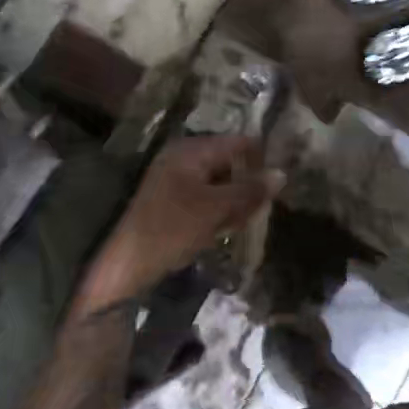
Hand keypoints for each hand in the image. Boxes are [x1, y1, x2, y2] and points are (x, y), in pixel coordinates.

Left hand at [79, 135, 282, 309]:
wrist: (121, 265)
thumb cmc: (170, 228)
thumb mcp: (215, 209)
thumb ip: (249, 191)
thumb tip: (281, 173)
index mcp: (191, 151)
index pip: (237, 143)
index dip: (262, 156)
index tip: (286, 174)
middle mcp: (182, 159)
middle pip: (228, 163)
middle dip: (249, 183)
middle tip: (271, 204)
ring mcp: (175, 182)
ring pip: (218, 185)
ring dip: (236, 201)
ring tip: (250, 220)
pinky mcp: (171, 205)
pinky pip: (205, 201)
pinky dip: (219, 212)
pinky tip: (227, 230)